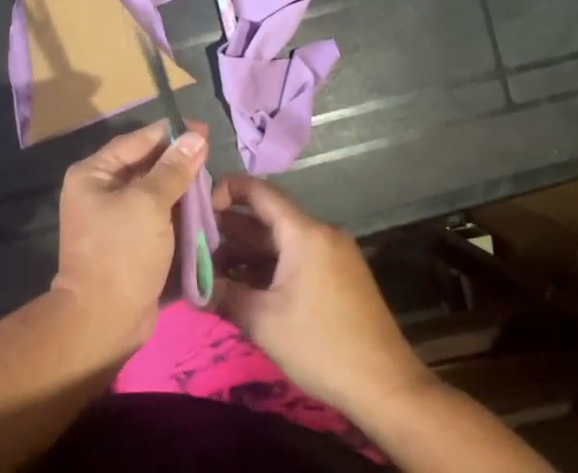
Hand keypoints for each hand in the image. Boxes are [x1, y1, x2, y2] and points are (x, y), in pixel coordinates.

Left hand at [52, 119, 208, 355]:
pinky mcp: (130, 242)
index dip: (170, 133)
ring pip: (154, 192)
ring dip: (181, 188)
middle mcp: (100, 191)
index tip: (203, 129)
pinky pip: (157, 216)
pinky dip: (178, 212)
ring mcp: (114, 218)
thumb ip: (173, 170)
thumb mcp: (149, 204)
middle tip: (212, 157)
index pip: (136, 141)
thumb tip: (195, 137)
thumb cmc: (122, 253)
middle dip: (178, 162)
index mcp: (93, 174)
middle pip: (145, 165)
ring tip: (212, 182)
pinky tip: (203, 209)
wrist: (105, 320)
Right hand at [211, 175, 429, 412]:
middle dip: (229, 229)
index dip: (225, 191)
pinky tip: (243, 286)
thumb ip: (225, 294)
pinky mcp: (340, 276)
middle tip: (192, 242)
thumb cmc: (320, 346)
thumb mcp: (263, 321)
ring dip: (247, 252)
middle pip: (268, 217)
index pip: (259, 191)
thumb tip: (192, 283)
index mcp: (304, 233)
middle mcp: (321, 233)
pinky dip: (269, 267)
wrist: (386, 386)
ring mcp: (334, 255)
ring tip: (210, 268)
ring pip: (281, 241)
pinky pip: (297, 258)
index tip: (196, 209)